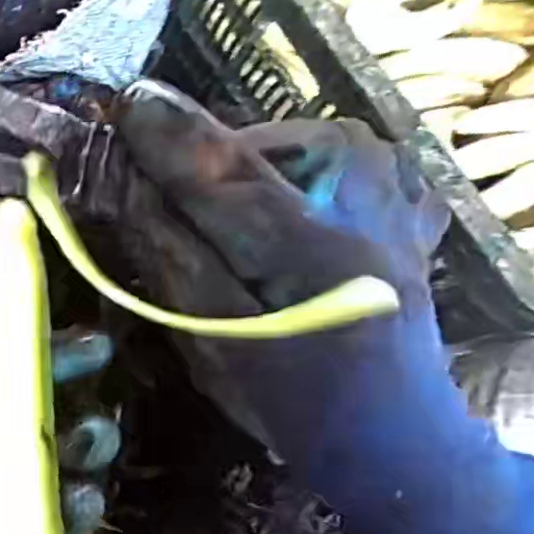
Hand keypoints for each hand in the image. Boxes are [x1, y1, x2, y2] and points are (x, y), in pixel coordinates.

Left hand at [0, 249, 114, 533]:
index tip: (21, 239)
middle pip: (11, 374)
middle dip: (55, 358)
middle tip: (95, 350)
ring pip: (44, 431)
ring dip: (79, 428)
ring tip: (96, 438)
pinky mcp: (6, 516)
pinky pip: (52, 497)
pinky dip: (74, 497)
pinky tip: (85, 501)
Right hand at [98, 81, 533, 533]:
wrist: (392, 431)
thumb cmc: (290, 400)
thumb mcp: (215, 347)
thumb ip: (175, 266)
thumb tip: (132, 196)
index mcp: (317, 259)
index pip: (227, 179)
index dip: (172, 140)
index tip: (127, 102)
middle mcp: (371, 209)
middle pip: (268, 148)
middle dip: (206, 153)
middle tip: (161, 178)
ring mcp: (401, 199)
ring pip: (305, 145)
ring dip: (248, 163)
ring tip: (220, 202)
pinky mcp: (406, 204)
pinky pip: (340, 159)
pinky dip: (295, 168)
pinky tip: (278, 197)